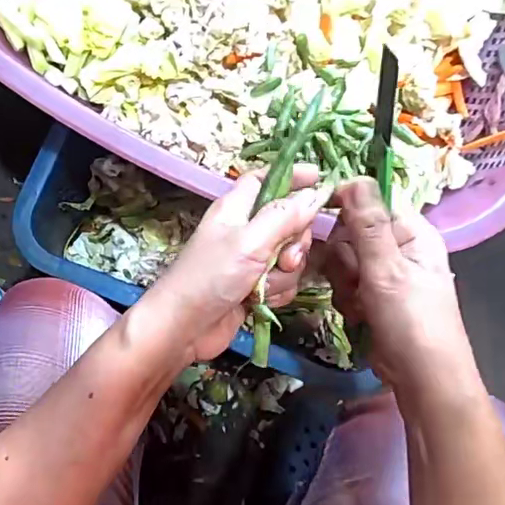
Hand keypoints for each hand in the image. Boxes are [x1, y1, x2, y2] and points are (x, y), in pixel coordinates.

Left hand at [138, 165, 329, 363]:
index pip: (266, 179)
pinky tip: (261, 302)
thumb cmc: (210, 277)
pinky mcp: (255, 286)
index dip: (291, 176)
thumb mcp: (249, 241)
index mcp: (236, 208)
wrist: (184, 328)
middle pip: (289, 220)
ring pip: (290, 255)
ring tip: (265, 285)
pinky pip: (283, 281)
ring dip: (286, 272)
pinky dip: (278, 291)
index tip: (319, 178)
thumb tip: (316, 192)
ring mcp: (250, 259)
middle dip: (296, 241)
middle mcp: (245, 230)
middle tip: (286, 259)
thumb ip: (284, 216)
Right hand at [321, 178, 484, 402]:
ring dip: (343, 284)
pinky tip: (359, 317)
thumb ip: (367, 224)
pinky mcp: (370, 296)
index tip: (318, 217)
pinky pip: (343, 284)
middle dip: (343, 258)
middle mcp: (397, 247)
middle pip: (348, 232)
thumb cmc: (412, 322)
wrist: (422, 380)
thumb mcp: (387, 270)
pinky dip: (345, 300)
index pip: (369, 200)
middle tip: (355, 279)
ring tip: (361, 305)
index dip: (344, 208)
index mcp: (411, 232)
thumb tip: (355, 177)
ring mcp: (383, 274)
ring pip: (340, 261)